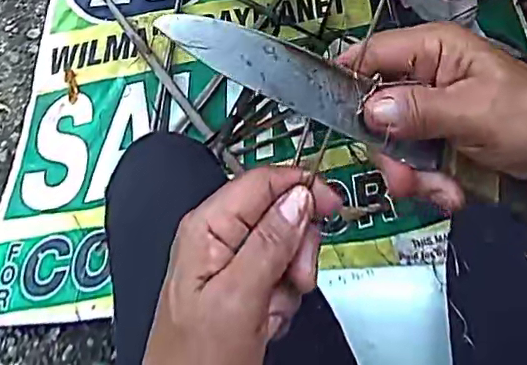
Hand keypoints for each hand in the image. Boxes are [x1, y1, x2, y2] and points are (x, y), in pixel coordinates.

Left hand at [143, 168, 342, 364]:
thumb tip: (298, 197)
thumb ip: (270, 242)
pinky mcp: (241, 284)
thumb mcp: (237, 299)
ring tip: (275, 306)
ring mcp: (229, 261)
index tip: (331, 202)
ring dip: (291, 275)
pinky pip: (280, 272)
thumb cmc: (195, 362)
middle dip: (297, 244)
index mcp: (208, 225)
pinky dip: (284, 295)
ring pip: (285, 242)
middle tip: (297, 276)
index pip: (264, 180)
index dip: (301, 185)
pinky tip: (268, 317)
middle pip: (279, 210)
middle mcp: (217, 235)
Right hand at [338, 22, 526, 209]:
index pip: (375, 51)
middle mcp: (426, 72)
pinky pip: (411, 159)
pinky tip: (451, 190)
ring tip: (443, 189)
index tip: (333, 114)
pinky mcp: (435, 136)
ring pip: (391, 139)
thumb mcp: (474, 111)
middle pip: (377, 104)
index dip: (350, 79)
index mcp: (435, 46)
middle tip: (405, 179)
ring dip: (412, 172)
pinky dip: (426, 182)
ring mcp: (430, 106)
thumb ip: (421, 109)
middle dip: (390, 148)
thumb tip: (371, 107)